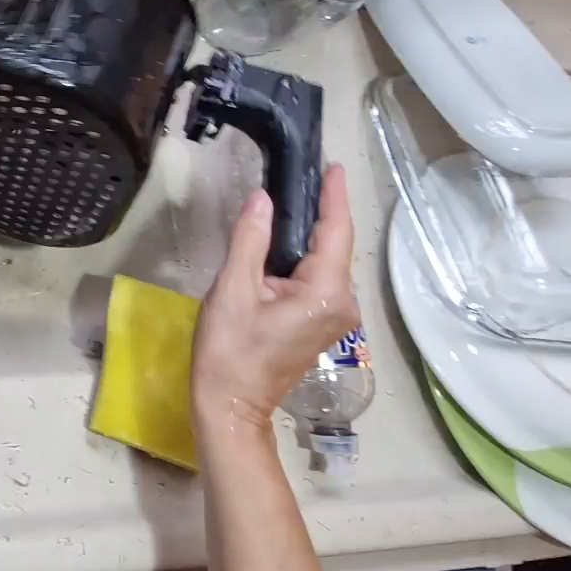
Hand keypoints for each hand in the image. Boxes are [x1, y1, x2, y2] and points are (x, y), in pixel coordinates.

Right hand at [190, 164, 357, 435]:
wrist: (231, 403)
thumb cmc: (229, 347)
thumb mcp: (233, 288)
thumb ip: (250, 240)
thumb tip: (262, 199)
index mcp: (324, 292)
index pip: (336, 232)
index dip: (335, 197)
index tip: (336, 167)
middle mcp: (341, 303)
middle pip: (334, 247)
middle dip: (322, 211)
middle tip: (304, 175)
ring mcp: (334, 317)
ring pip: (324, 263)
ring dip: (309, 234)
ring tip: (291, 201)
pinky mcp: (319, 324)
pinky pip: (316, 279)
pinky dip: (302, 256)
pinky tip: (282, 243)